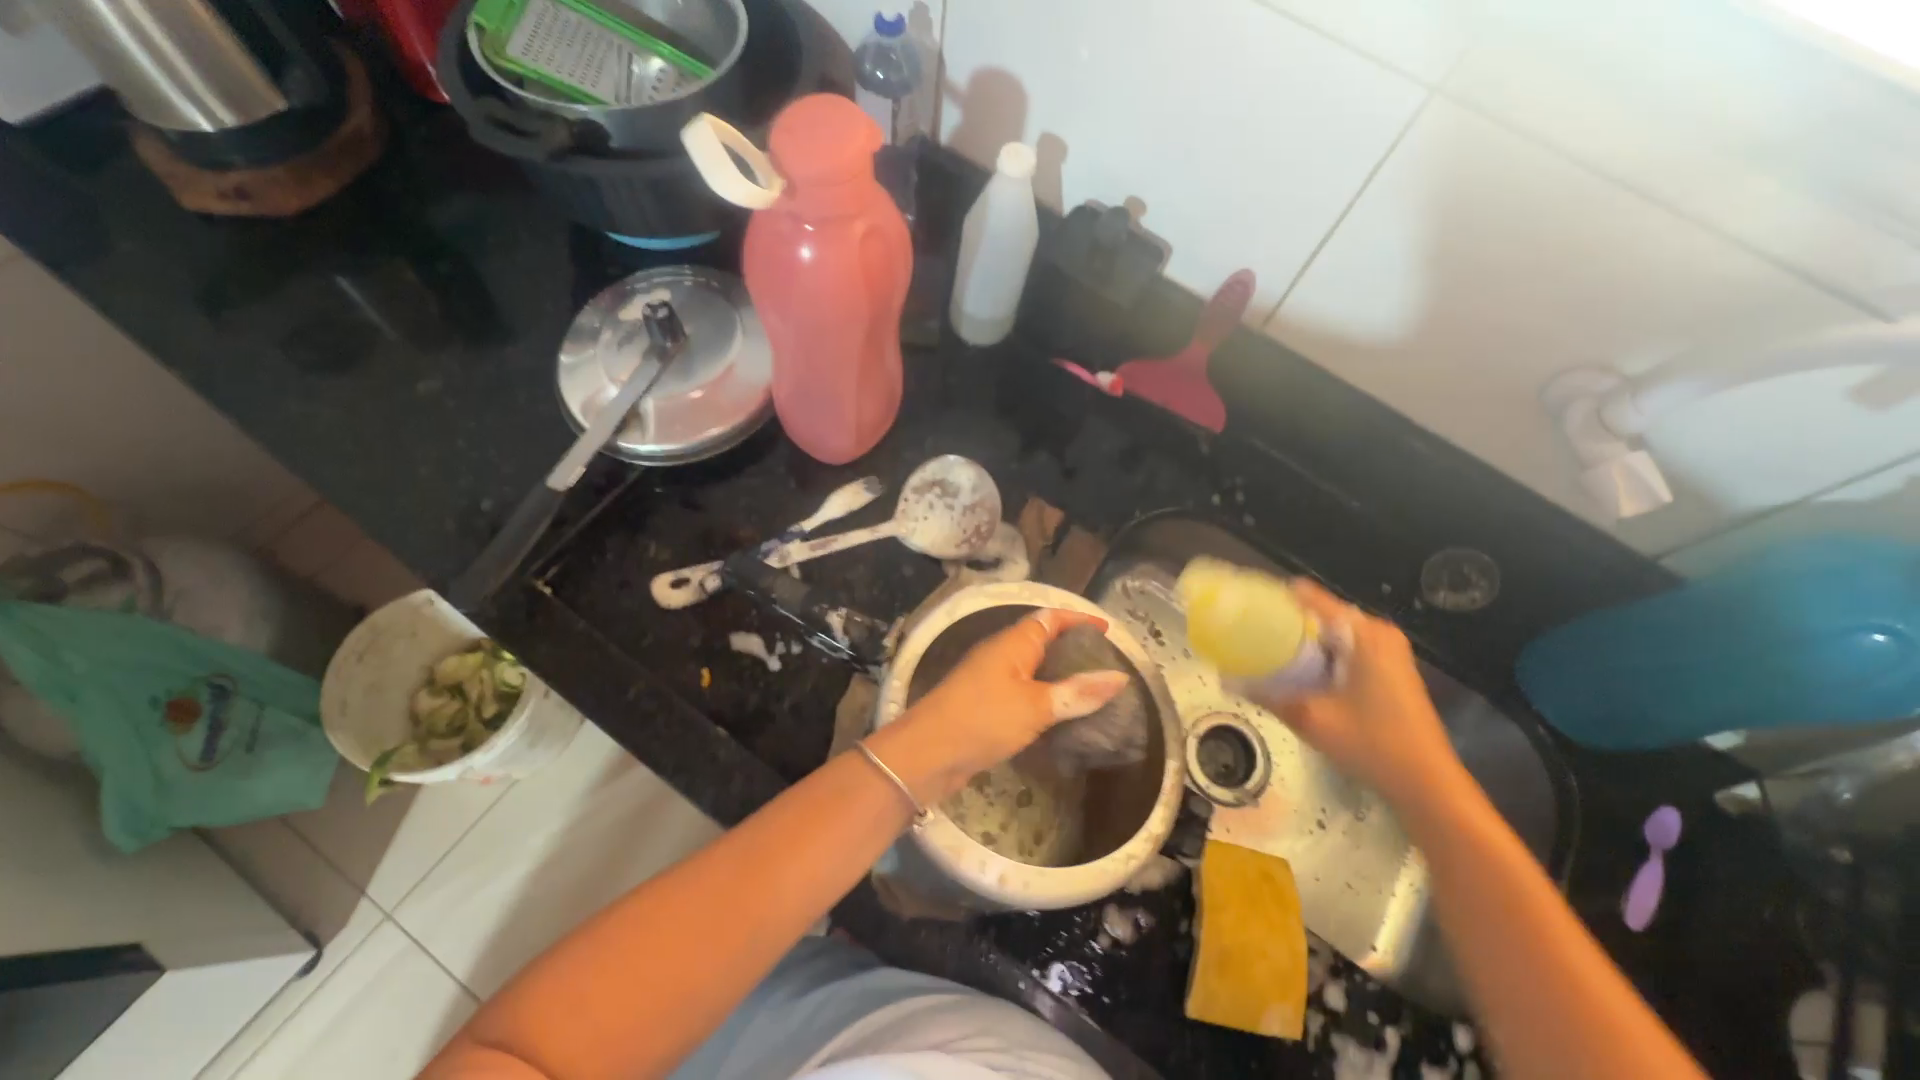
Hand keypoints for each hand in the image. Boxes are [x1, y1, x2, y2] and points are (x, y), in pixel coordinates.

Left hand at [865, 609, 1130, 804]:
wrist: (927, 755)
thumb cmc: (982, 719)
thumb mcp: (1037, 706)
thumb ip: (1078, 692)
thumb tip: (1119, 677)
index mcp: (1013, 643)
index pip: (1050, 617)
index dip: (1078, 619)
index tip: (1107, 629)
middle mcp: (1001, 655)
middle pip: (1041, 641)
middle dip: (1072, 648)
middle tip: (1106, 663)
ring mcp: (990, 681)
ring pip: (1032, 670)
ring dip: (1059, 676)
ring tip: (1093, 691)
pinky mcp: (985, 708)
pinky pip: (1022, 694)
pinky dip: (1044, 700)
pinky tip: (1061, 718)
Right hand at [1261, 581, 1468, 812]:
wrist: (1427, 783)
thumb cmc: (1372, 744)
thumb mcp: (1311, 719)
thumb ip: (1268, 694)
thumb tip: (1227, 679)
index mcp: (1363, 634)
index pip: (1309, 598)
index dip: (1273, 602)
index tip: (1243, 612)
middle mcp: (1378, 632)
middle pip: (1319, 616)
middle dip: (1284, 628)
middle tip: (1247, 643)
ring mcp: (1388, 651)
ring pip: (1331, 636)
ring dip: (1301, 647)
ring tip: (1264, 660)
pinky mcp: (1390, 669)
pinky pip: (1345, 651)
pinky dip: (1321, 660)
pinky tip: (1298, 679)